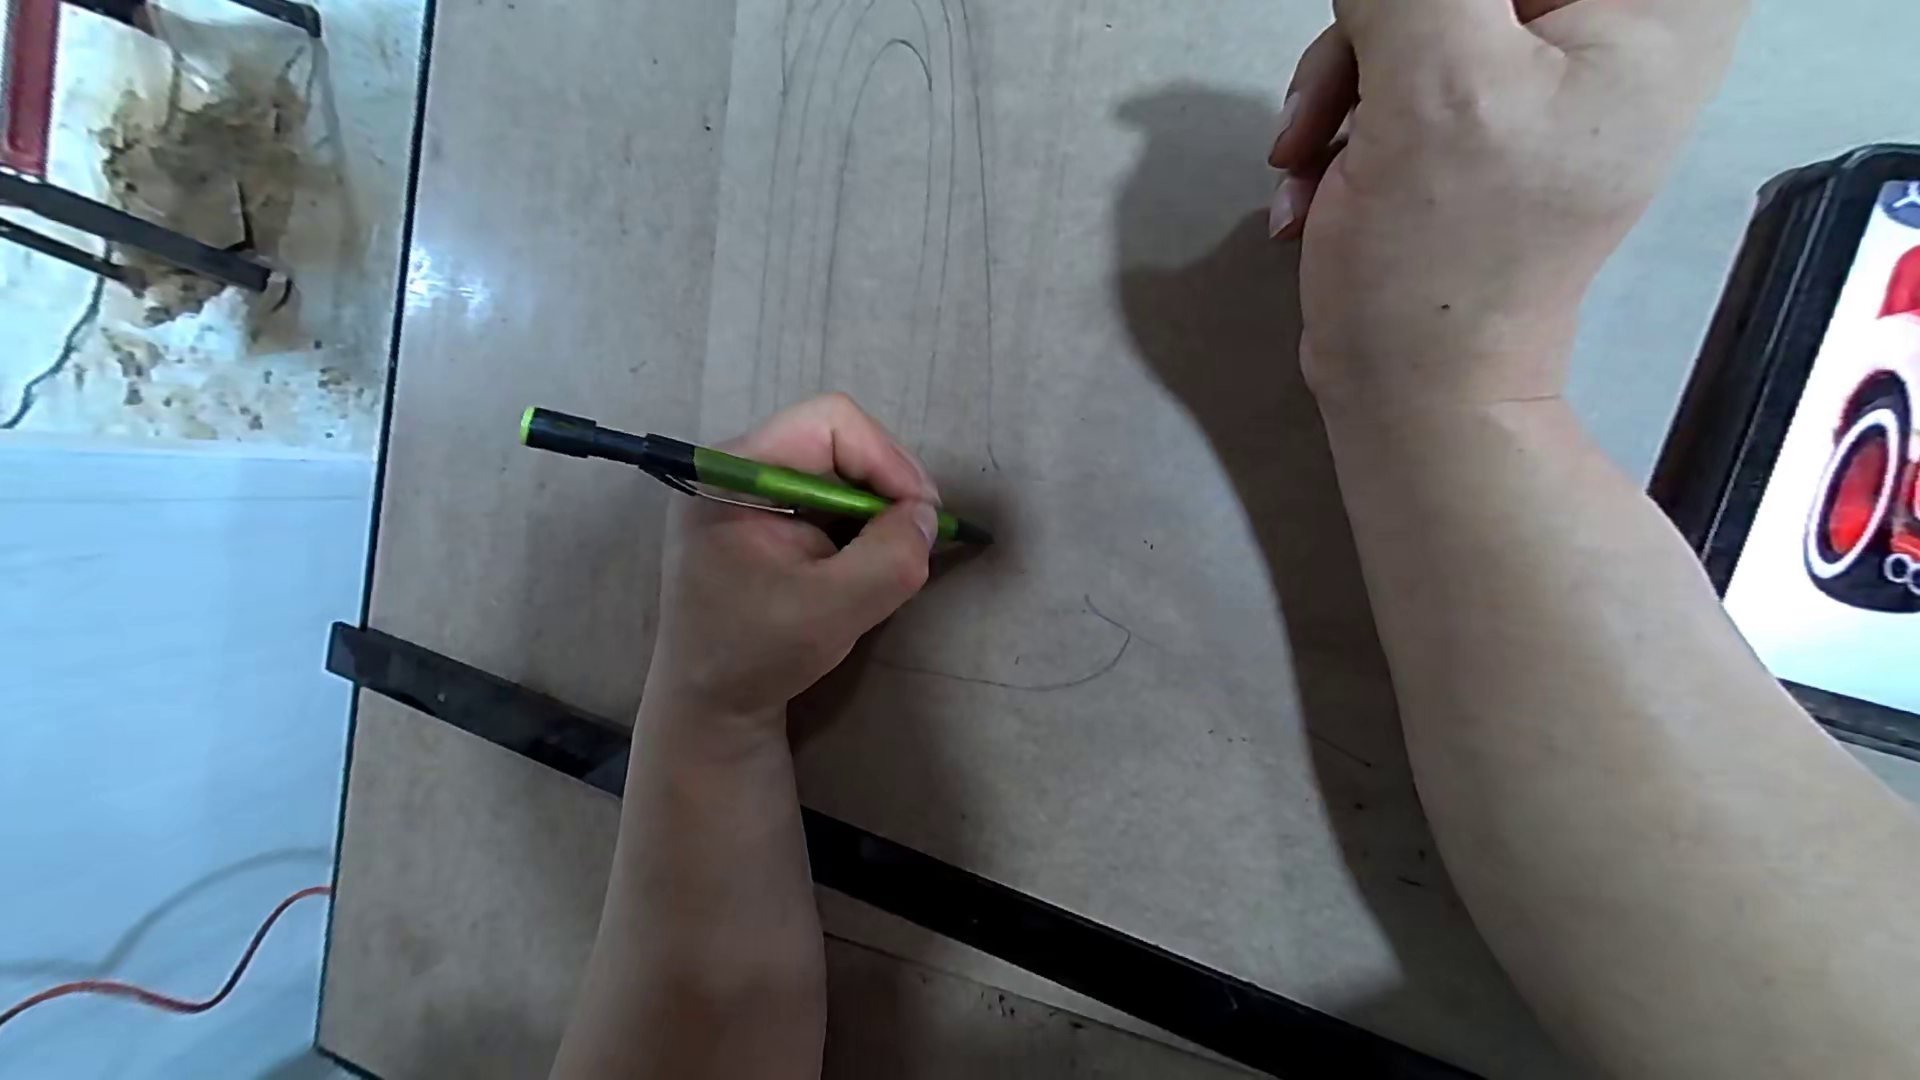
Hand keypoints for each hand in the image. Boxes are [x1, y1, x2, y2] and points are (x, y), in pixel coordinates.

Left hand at [643, 394, 939, 742]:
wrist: (710, 701)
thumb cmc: (755, 656)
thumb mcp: (831, 612)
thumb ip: (890, 559)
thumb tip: (926, 515)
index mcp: (735, 474)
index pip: (829, 424)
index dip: (887, 459)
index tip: (921, 512)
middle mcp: (739, 469)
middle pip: (837, 441)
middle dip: (888, 485)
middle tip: (918, 533)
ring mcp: (751, 492)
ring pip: (840, 469)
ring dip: (878, 507)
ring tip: (894, 553)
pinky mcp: (766, 516)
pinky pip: (830, 497)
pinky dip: (862, 523)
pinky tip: (865, 561)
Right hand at [1267, 0, 1748, 408]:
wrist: (1407, 387)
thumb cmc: (1432, 258)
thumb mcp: (1429, 94)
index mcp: (1646, 1)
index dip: (1411, 6)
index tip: (1367, 41)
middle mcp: (1598, 39)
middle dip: (1358, 53)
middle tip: (1305, 129)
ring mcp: (1523, 101)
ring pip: (1406, 41)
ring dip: (1330, 108)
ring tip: (1300, 181)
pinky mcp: (1461, 151)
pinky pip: (1389, 105)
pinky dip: (1336, 150)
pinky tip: (1310, 203)